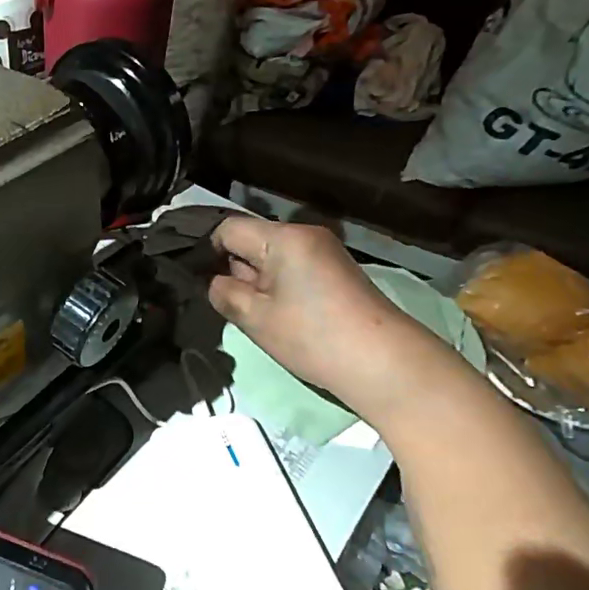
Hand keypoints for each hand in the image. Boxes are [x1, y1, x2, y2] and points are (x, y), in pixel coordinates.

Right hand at [207, 216, 441, 414]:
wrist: (381, 361)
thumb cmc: (313, 336)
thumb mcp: (257, 319)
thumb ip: (226, 294)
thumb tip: (216, 282)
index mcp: (284, 237)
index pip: (229, 228)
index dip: (210, 253)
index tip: (207, 284)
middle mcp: (306, 234)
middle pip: (254, 241)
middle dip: (239, 270)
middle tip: (236, 309)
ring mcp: (326, 252)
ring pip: (275, 259)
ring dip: (262, 283)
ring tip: (264, 319)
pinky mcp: (338, 271)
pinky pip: (296, 270)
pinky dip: (284, 289)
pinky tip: (288, 319)